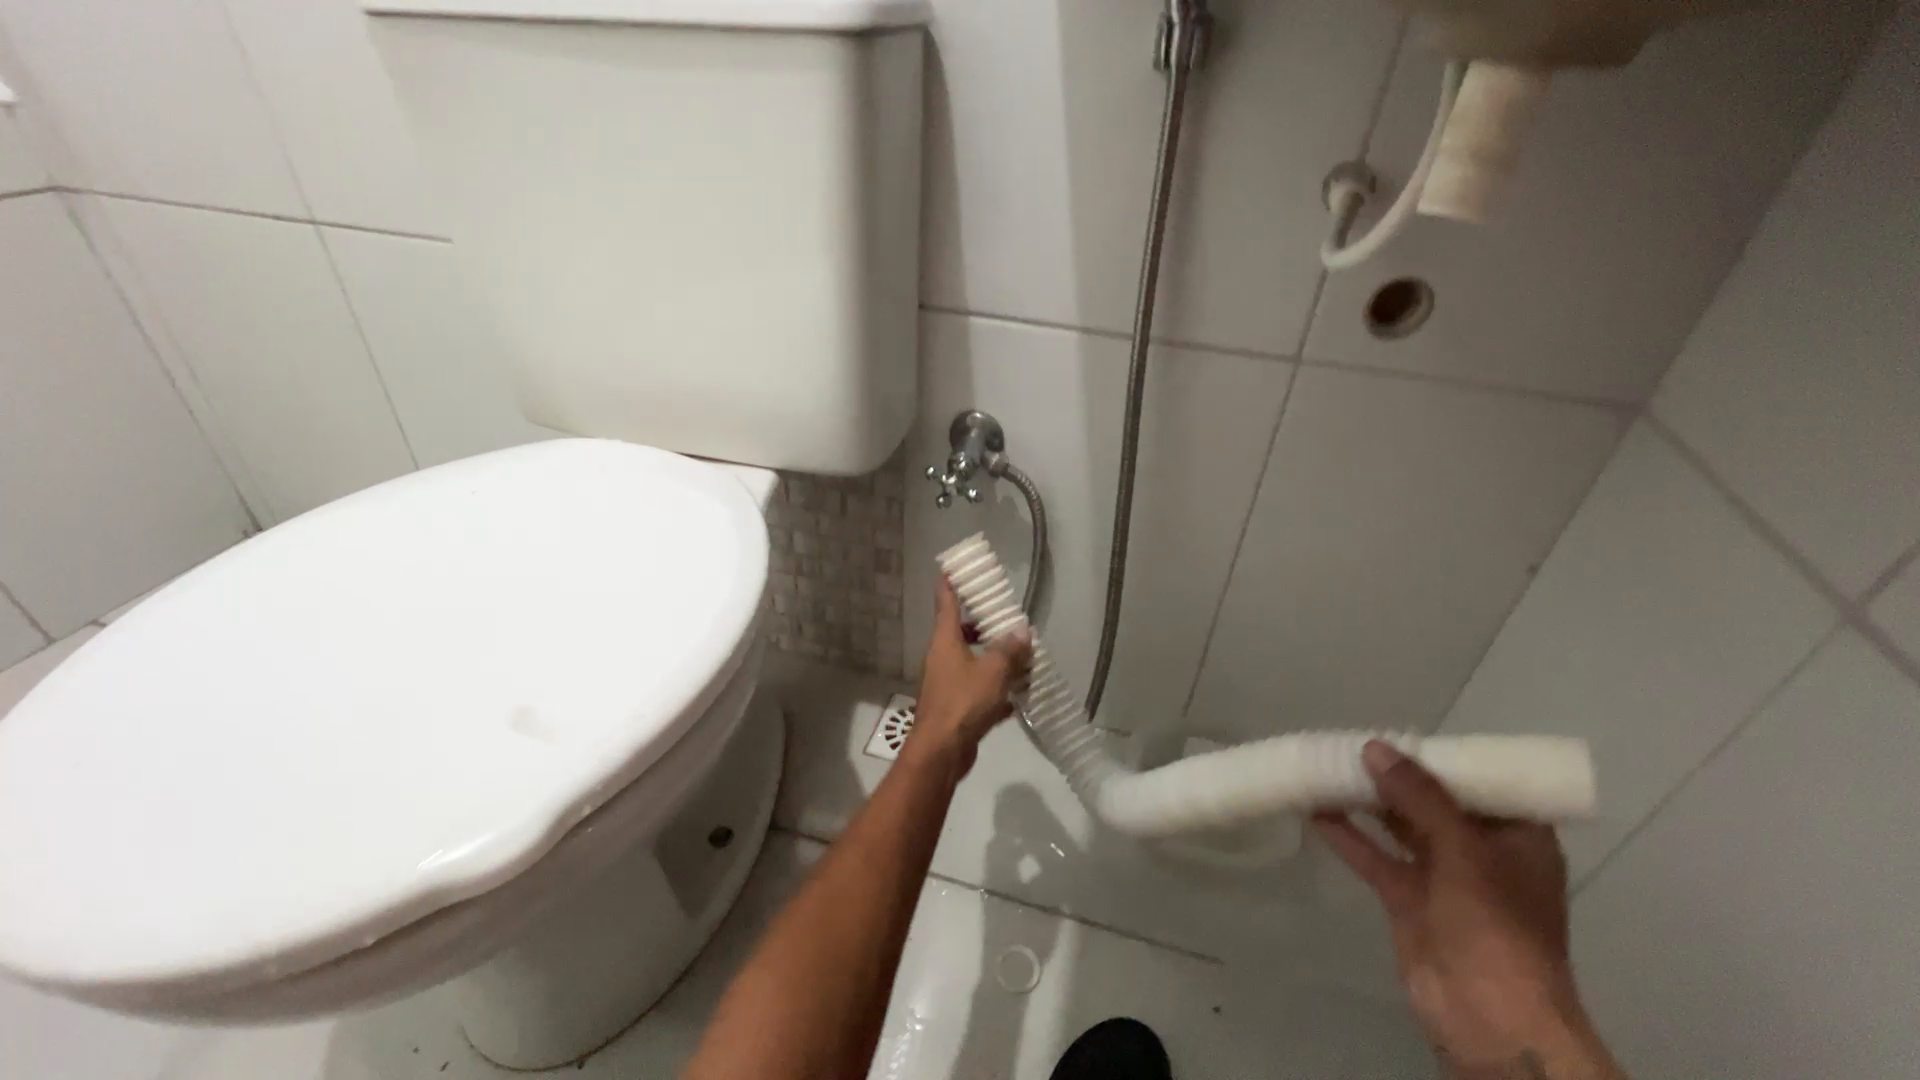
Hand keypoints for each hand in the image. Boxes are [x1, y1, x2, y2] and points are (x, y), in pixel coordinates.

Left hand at [908, 579, 1029, 772]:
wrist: (942, 752)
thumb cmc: (963, 702)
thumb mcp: (993, 672)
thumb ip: (1009, 651)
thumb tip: (1022, 632)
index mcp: (945, 642)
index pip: (947, 603)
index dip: (950, 585)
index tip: (953, 568)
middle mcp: (942, 658)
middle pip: (960, 633)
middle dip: (981, 626)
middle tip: (1005, 620)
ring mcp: (946, 684)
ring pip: (971, 663)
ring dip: (992, 659)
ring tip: (1020, 657)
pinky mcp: (955, 708)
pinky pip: (977, 691)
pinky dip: (995, 690)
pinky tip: (1017, 695)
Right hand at [1313, 741, 1623, 1079]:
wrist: (1486, 1015)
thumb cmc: (1494, 925)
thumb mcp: (1463, 850)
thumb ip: (1419, 796)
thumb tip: (1374, 748)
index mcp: (1516, 837)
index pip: (1480, 783)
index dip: (1442, 758)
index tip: (1402, 733)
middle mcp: (1482, 852)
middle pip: (1434, 801)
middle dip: (1396, 776)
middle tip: (1353, 744)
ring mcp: (1444, 878)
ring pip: (1400, 827)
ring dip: (1368, 802)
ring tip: (1330, 767)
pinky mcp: (1408, 900)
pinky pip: (1376, 857)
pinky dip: (1349, 836)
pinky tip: (1317, 811)